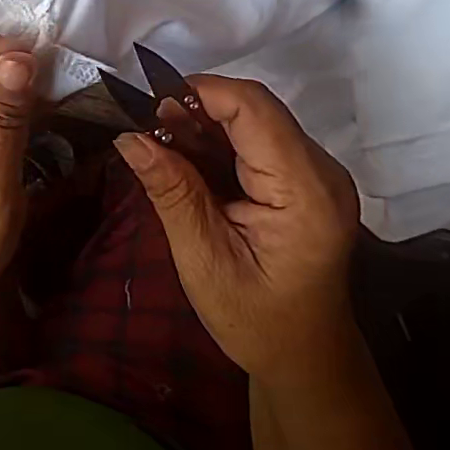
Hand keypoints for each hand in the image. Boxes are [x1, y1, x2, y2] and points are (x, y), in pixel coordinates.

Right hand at [115, 75, 360, 384]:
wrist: (305, 356)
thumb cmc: (256, 320)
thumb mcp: (203, 260)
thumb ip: (171, 193)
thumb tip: (129, 137)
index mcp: (304, 193)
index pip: (255, 109)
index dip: (202, 93)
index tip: (150, 109)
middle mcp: (320, 171)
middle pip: (255, 109)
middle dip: (196, 110)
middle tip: (149, 136)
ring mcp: (315, 172)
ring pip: (252, 118)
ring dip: (202, 125)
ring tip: (163, 151)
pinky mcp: (303, 178)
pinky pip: (255, 138)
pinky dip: (215, 141)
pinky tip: (188, 163)